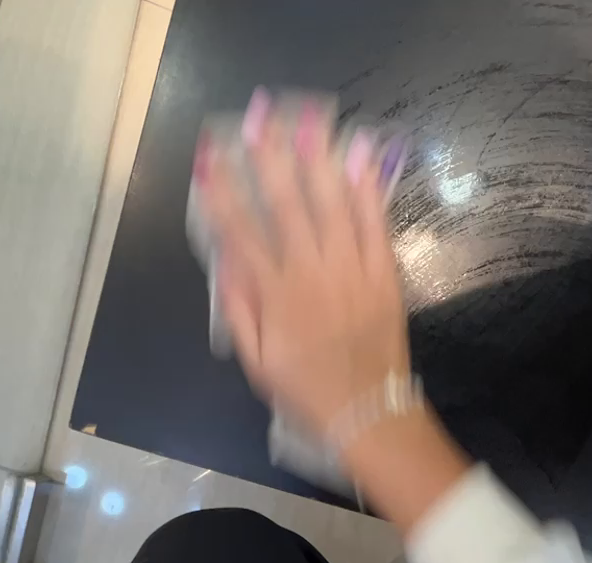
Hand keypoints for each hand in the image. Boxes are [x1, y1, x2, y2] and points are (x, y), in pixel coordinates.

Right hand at [196, 89, 410, 437]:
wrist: (369, 414)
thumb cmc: (307, 393)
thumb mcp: (257, 364)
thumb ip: (239, 311)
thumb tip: (224, 262)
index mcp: (275, 296)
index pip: (241, 232)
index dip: (221, 192)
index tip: (208, 157)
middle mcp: (310, 274)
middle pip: (285, 205)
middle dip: (268, 158)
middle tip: (258, 119)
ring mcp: (351, 271)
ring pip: (331, 205)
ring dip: (316, 160)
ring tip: (306, 121)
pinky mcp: (384, 276)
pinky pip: (375, 225)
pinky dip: (368, 190)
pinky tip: (360, 158)